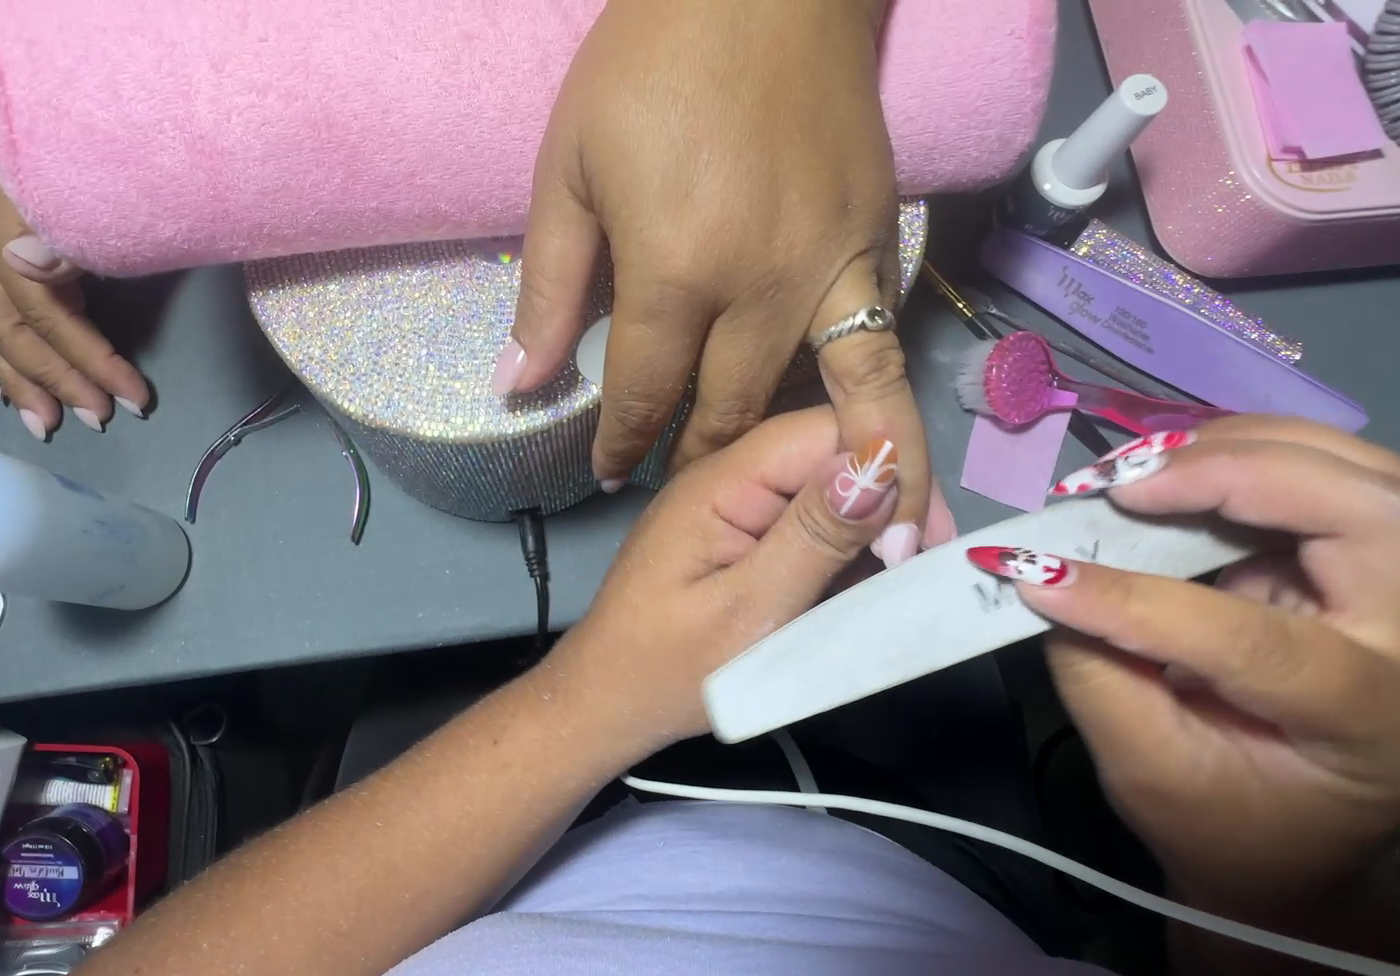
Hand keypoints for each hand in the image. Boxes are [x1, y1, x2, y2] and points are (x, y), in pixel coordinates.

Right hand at [0, 160, 150, 440]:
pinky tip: (12, 389)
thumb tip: (31, 266)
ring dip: (21, 380)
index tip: (136, 399)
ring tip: (48, 423)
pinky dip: (2, 354)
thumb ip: (70, 237)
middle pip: (4, 325)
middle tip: (97, 420)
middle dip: (52, 380)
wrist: (94, 116)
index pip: (42, 309)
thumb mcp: (105, 202)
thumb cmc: (113, 166)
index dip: (89, 360)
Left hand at [505, 0, 950, 566]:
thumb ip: (547, 289)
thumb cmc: (647, 67)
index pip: (642, 394)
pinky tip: (849, 426)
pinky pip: (875, 345)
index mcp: (676, 271)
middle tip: (672, 475)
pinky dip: (861, 397)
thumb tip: (518, 384)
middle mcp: (762, 290)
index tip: (612, 469)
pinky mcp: (881, 244)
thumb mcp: (568, 170)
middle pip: (725, 412)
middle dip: (692, 456)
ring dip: (782, 449)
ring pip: (815, 399)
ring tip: (767, 484)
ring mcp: (834, 270)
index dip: (621, 441)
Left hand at [539, 406, 898, 753]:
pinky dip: (841, 549)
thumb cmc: (667, 670)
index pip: (824, 430)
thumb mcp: (749, 610)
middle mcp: (729, 478)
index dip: (885, 467)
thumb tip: (881, 464)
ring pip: (823, 490)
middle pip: (829, 453)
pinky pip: (803, 524)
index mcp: (723, 481)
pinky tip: (865, 583)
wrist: (607, 703)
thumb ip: (814, 538)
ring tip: (902, 576)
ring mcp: (733, 508)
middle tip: (922, 561)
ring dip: (869, 528)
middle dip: (887, 499)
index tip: (917, 538)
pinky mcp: (739, 538)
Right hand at [971, 417, 1399, 914]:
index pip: (1258, 641)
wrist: (1282, 850)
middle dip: (1238, 476)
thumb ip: (1092, 669)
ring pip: (1362, 477)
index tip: (1030, 573)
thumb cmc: (1214, 824)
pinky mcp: (1356, 573)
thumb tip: (1042, 576)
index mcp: (1381, 729)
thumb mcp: (1139, 766)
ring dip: (1241, 450)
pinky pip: (1321, 481)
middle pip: (1375, 514)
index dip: (1133, 602)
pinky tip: (1167, 469)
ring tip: (1136, 468)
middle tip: (1122, 485)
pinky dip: (1238, 457)